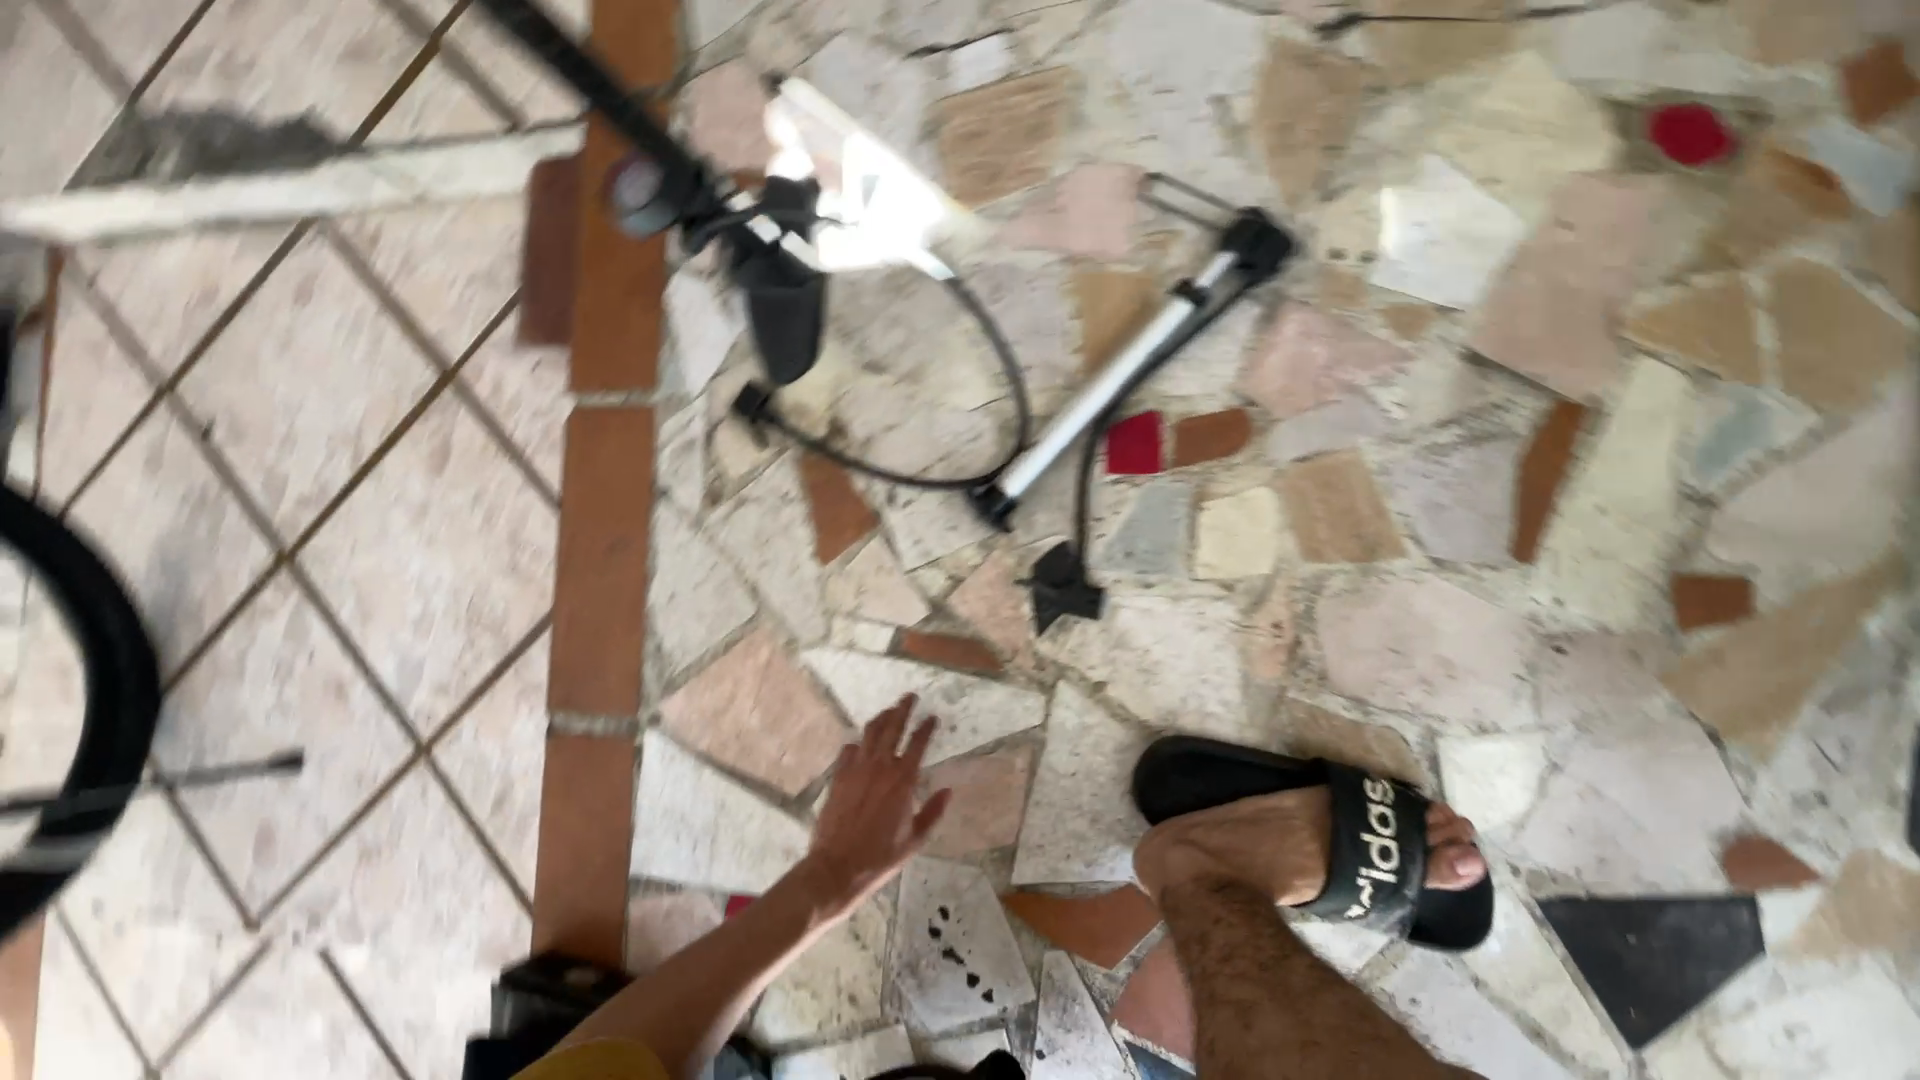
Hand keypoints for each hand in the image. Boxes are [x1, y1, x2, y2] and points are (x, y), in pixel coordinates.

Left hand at [803, 694, 951, 916]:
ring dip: (880, 719)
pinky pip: (848, 751)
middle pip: (892, 728)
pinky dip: (857, 744)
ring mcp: (855, 769)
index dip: (926, 727)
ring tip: (888, 711)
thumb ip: (933, 812)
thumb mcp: (915, 840)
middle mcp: (880, 767)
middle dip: (902, 709)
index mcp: (903, 780)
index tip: (932, 717)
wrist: (837, 866)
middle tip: (909, 697)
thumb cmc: (880, 857)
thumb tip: (948, 791)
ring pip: (869, 733)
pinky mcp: (837, 777)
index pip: (918, 743)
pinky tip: (859, 744)